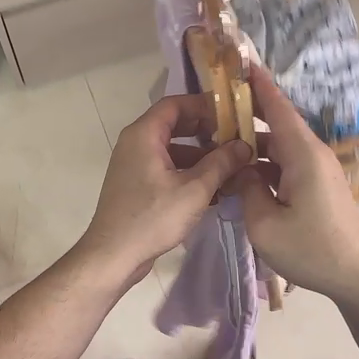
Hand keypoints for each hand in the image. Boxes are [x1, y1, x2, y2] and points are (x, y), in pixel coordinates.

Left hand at [78, 93, 251, 277]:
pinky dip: (188, 173)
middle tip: (236, 139)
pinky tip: (214, 189)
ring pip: (172, 150)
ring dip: (201, 156)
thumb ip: (221, 163)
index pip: (175, 104)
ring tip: (231, 166)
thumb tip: (244, 145)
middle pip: (175, 125)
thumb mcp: (194, 189)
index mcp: (144, 134)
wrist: (114, 254)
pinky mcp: (137, 187)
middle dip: (207, 131)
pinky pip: (166, 169)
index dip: (205, 105)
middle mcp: (135, 144)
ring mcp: (134, 166)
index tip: (232, 113)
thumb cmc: (153, 217)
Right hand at [238, 69, 358, 302]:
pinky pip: (286, 165)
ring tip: (218, 142)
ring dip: (252, 144)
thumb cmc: (310, 249)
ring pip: (279, 147)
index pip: (278, 108)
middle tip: (212, 107)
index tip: (239, 62)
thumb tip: (240, 170)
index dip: (258, 84)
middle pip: (277, 124)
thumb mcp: (264, 223)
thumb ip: (246, 189)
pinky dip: (263, 163)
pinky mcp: (318, 187)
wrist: (355, 276)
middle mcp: (312, 154)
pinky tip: (241, 173)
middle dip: (247, 113)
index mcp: (302, 154)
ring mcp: (317, 171)